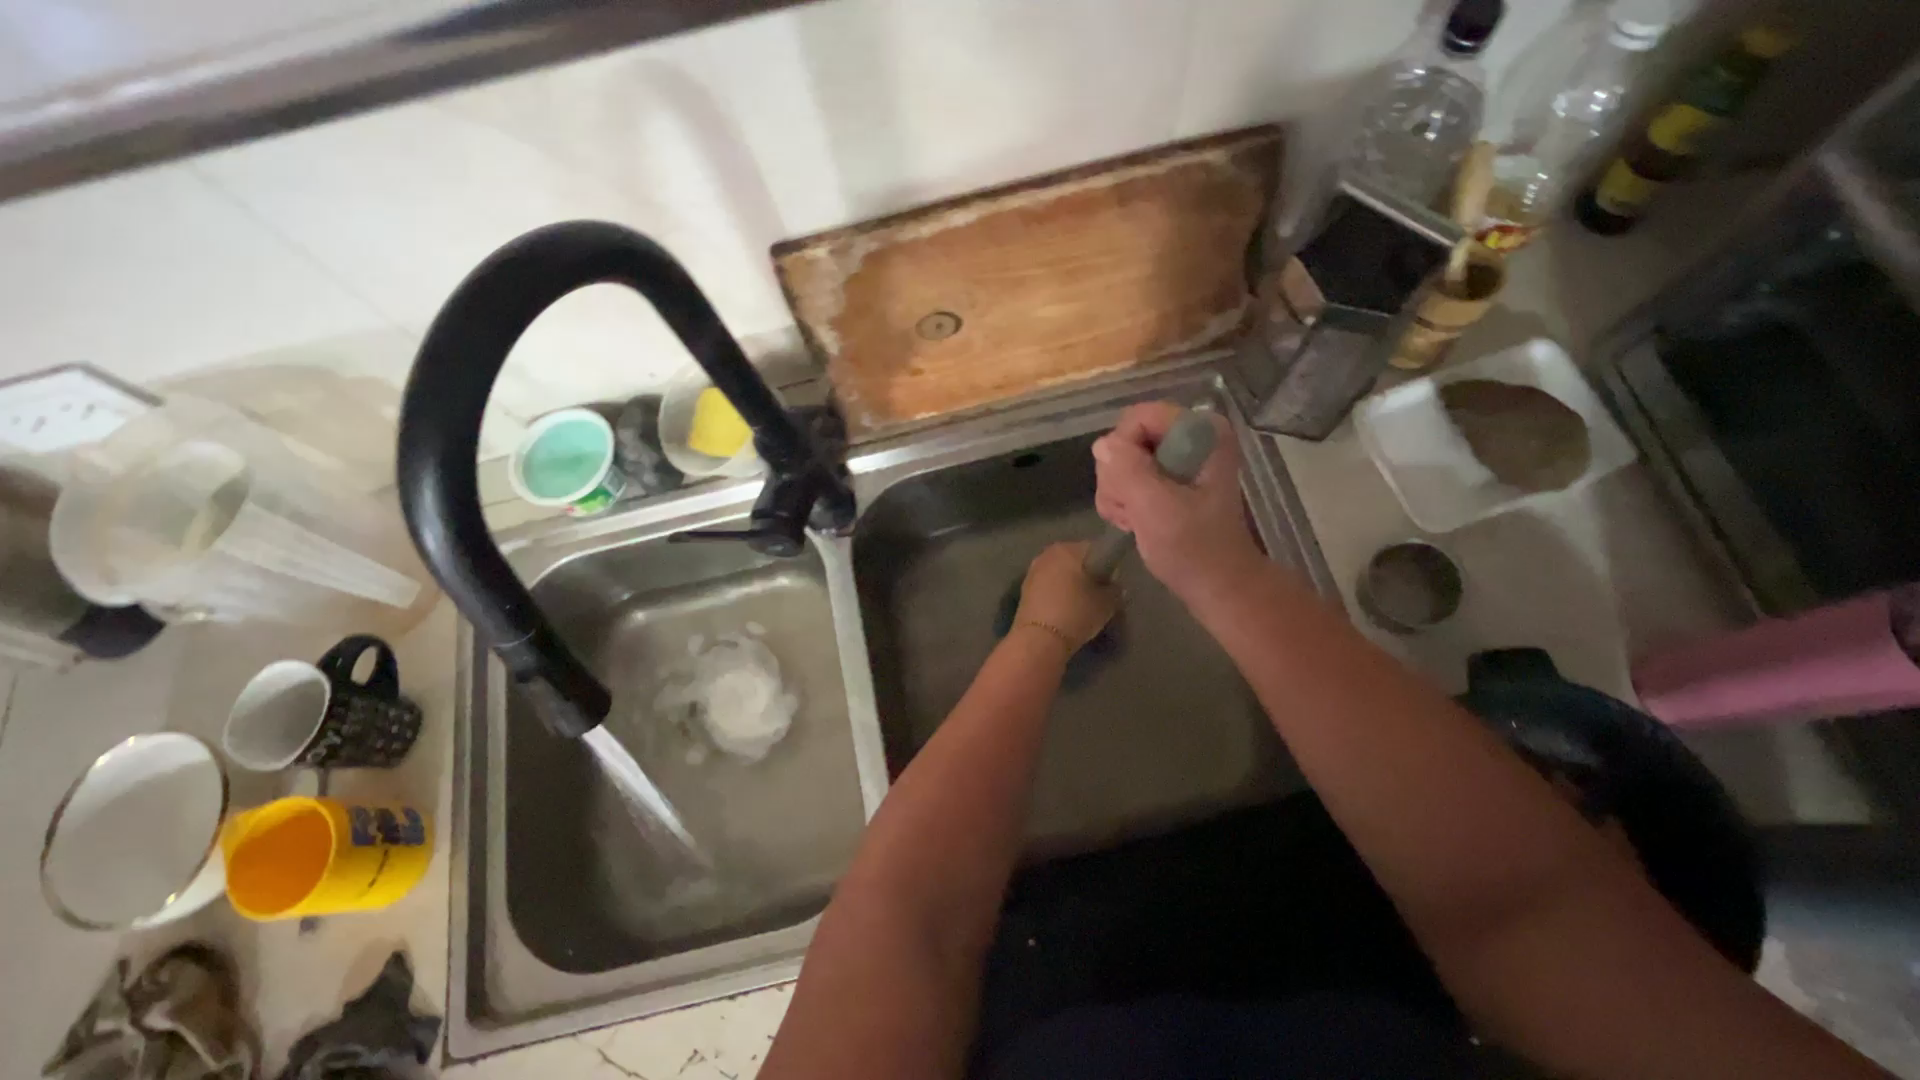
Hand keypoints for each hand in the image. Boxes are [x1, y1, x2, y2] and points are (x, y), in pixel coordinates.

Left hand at [1013, 541, 1119, 650]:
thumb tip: (1112, 586)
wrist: (1040, 639)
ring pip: (1059, 573)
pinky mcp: (1024, 588)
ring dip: (1069, 584)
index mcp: (1070, 549)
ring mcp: (1033, 570)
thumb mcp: (1108, 603)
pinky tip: (1063, 610)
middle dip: (1085, 574)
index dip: (1107, 567)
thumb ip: (1114, 590)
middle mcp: (1049, 553)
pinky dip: (1056, 593)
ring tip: (1079, 605)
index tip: (1110, 584)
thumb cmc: (1077, 613)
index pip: (1095, 550)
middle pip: (1074, 560)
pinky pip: (1047, 586)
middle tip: (1096, 595)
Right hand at [1092, 403, 1264, 599]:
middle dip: (1120, 477)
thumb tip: (1102, 445)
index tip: (1130, 489)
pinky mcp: (1167, 477)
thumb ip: (1129, 471)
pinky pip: (1126, 476)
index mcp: (1202, 432)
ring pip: (1121, 460)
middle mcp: (1191, 436)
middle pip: (1127, 438)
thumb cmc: (1195, 550)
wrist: (1216, 586)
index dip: (1123, 452)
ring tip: (1136, 521)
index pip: (1138, 418)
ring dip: (1118, 494)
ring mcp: (1178, 458)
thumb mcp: (1157, 510)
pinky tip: (1136, 523)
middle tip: (1134, 511)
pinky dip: (1123, 502)